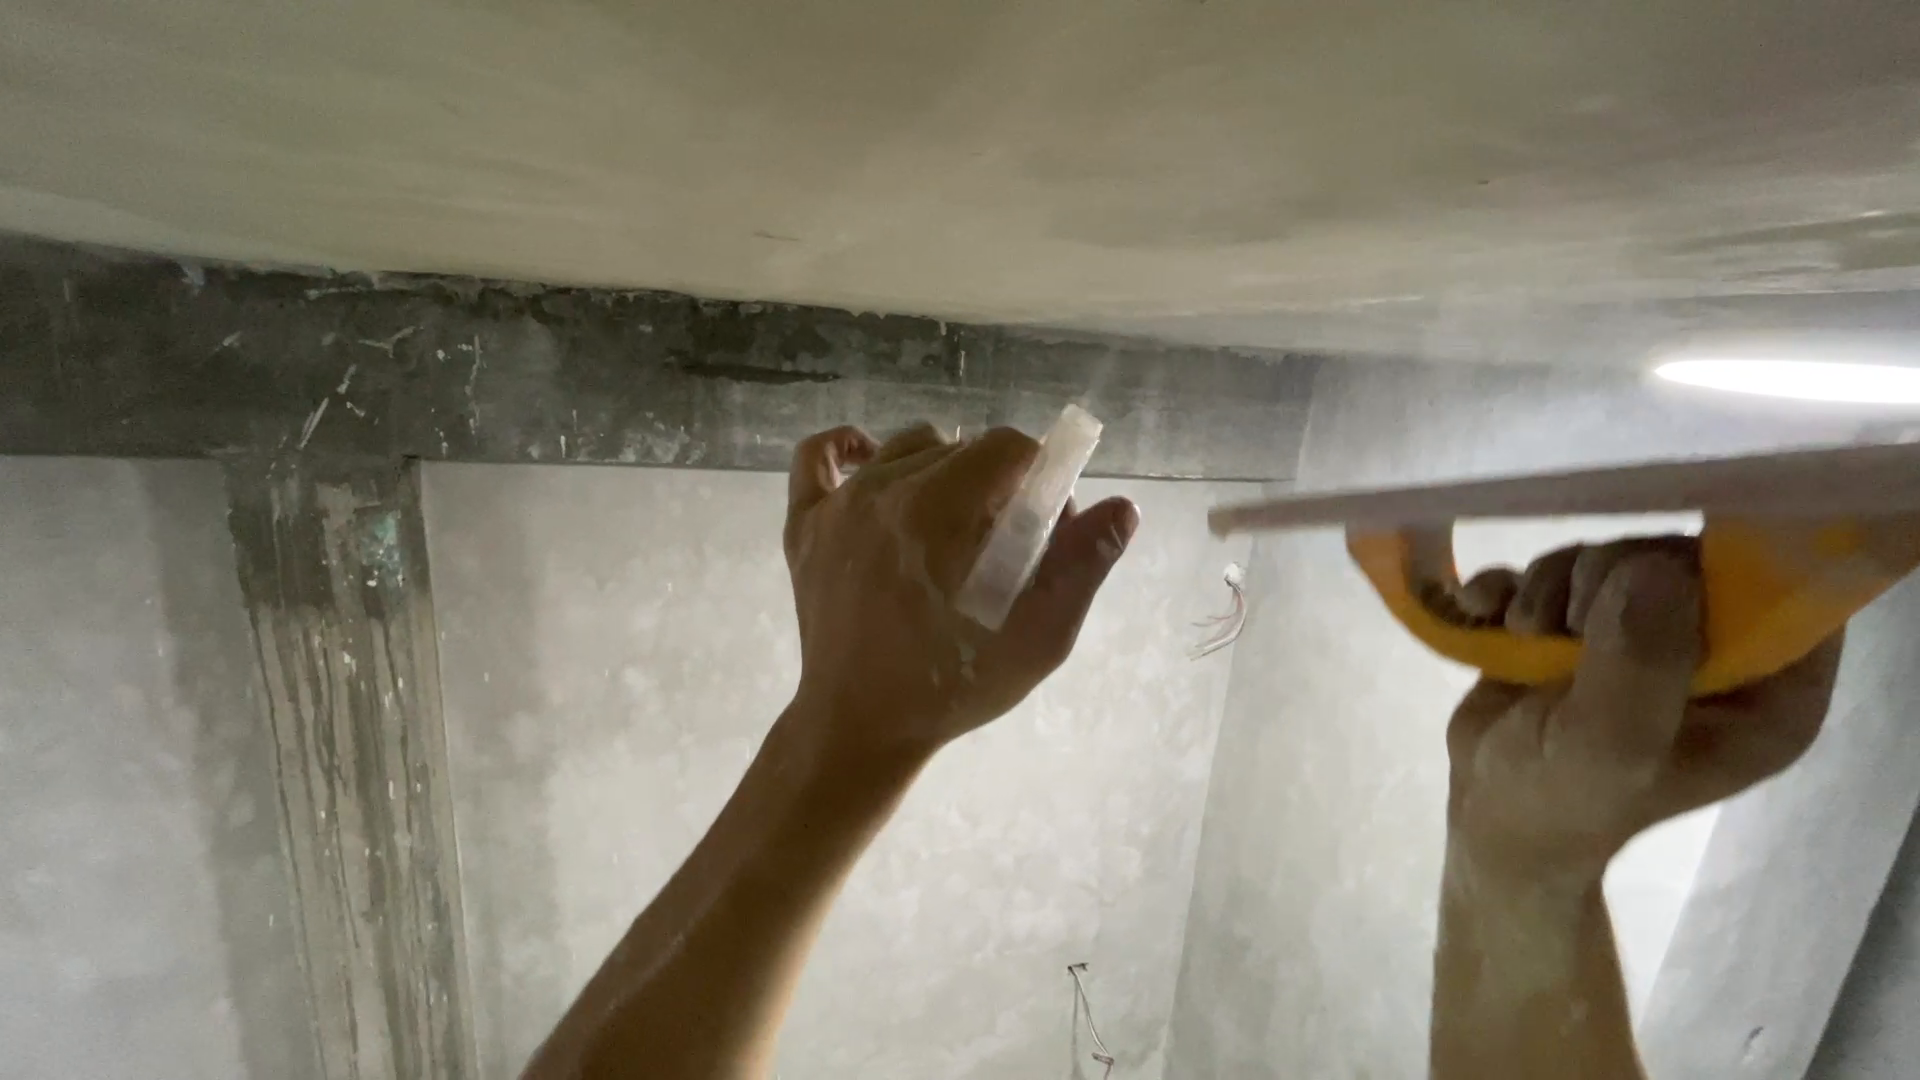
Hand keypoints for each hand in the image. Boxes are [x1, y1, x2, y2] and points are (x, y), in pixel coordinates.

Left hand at [782, 422, 1137, 762]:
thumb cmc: (953, 687)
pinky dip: (849, 450)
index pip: (1008, 447)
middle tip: (1003, 537)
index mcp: (941, 510)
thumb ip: (1082, 566)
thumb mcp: (1038, 637)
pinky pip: (819, 457)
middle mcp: (884, 490)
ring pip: (905, 448)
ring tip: (952, 520)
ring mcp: (837, 504)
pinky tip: (875, 464)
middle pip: (962, 448)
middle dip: (997, 481)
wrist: (859, 727)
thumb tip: (1124, 507)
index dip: (1038, 476)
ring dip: (942, 469)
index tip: (1042, 522)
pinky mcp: (804, 524)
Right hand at [1443, 537, 1842, 887]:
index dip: (1707, 572)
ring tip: (1518, 634)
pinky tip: (1480, 614)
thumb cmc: (1562, 798)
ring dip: (1541, 587)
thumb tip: (1650, 569)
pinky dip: (1500, 586)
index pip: (1771, 591)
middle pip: (1665, 560)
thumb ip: (1640, 665)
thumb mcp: (1609, 746)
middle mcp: (1706, 653)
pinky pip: (1536, 573)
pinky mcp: (1561, 628)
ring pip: (1593, 560)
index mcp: (1763, 689)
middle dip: (1597, 580)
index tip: (1632, 587)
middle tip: (1562, 628)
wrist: (1490, 814)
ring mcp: (1627, 635)